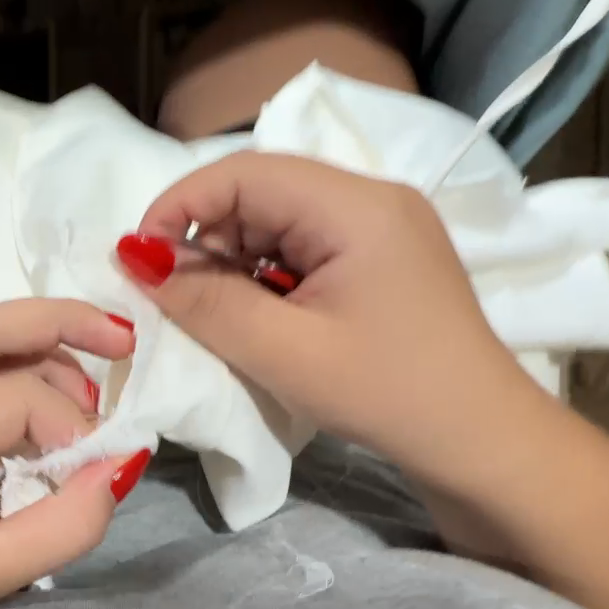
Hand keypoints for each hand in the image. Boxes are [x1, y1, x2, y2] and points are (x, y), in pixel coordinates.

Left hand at [0, 299, 147, 608]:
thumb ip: (69, 521)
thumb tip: (121, 463)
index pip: (15, 397)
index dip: (71, 426)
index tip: (97, 469)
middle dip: (61, 320)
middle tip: (124, 339)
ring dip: (38, 347)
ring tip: (89, 397)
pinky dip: (15, 369)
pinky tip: (48, 406)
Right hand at [118, 152, 554, 484]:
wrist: (474, 436)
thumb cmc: (382, 392)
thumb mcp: (281, 351)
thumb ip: (206, 300)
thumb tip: (136, 260)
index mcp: (355, 206)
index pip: (245, 172)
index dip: (178, 205)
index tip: (135, 258)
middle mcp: (369, 199)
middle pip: (258, 193)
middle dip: (204, 241)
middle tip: (178, 302)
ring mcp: (376, 227)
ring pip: (272, 223)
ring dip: (230, 264)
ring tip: (221, 319)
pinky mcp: (375, 258)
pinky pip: (296, 248)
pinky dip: (260, 278)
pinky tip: (258, 319)